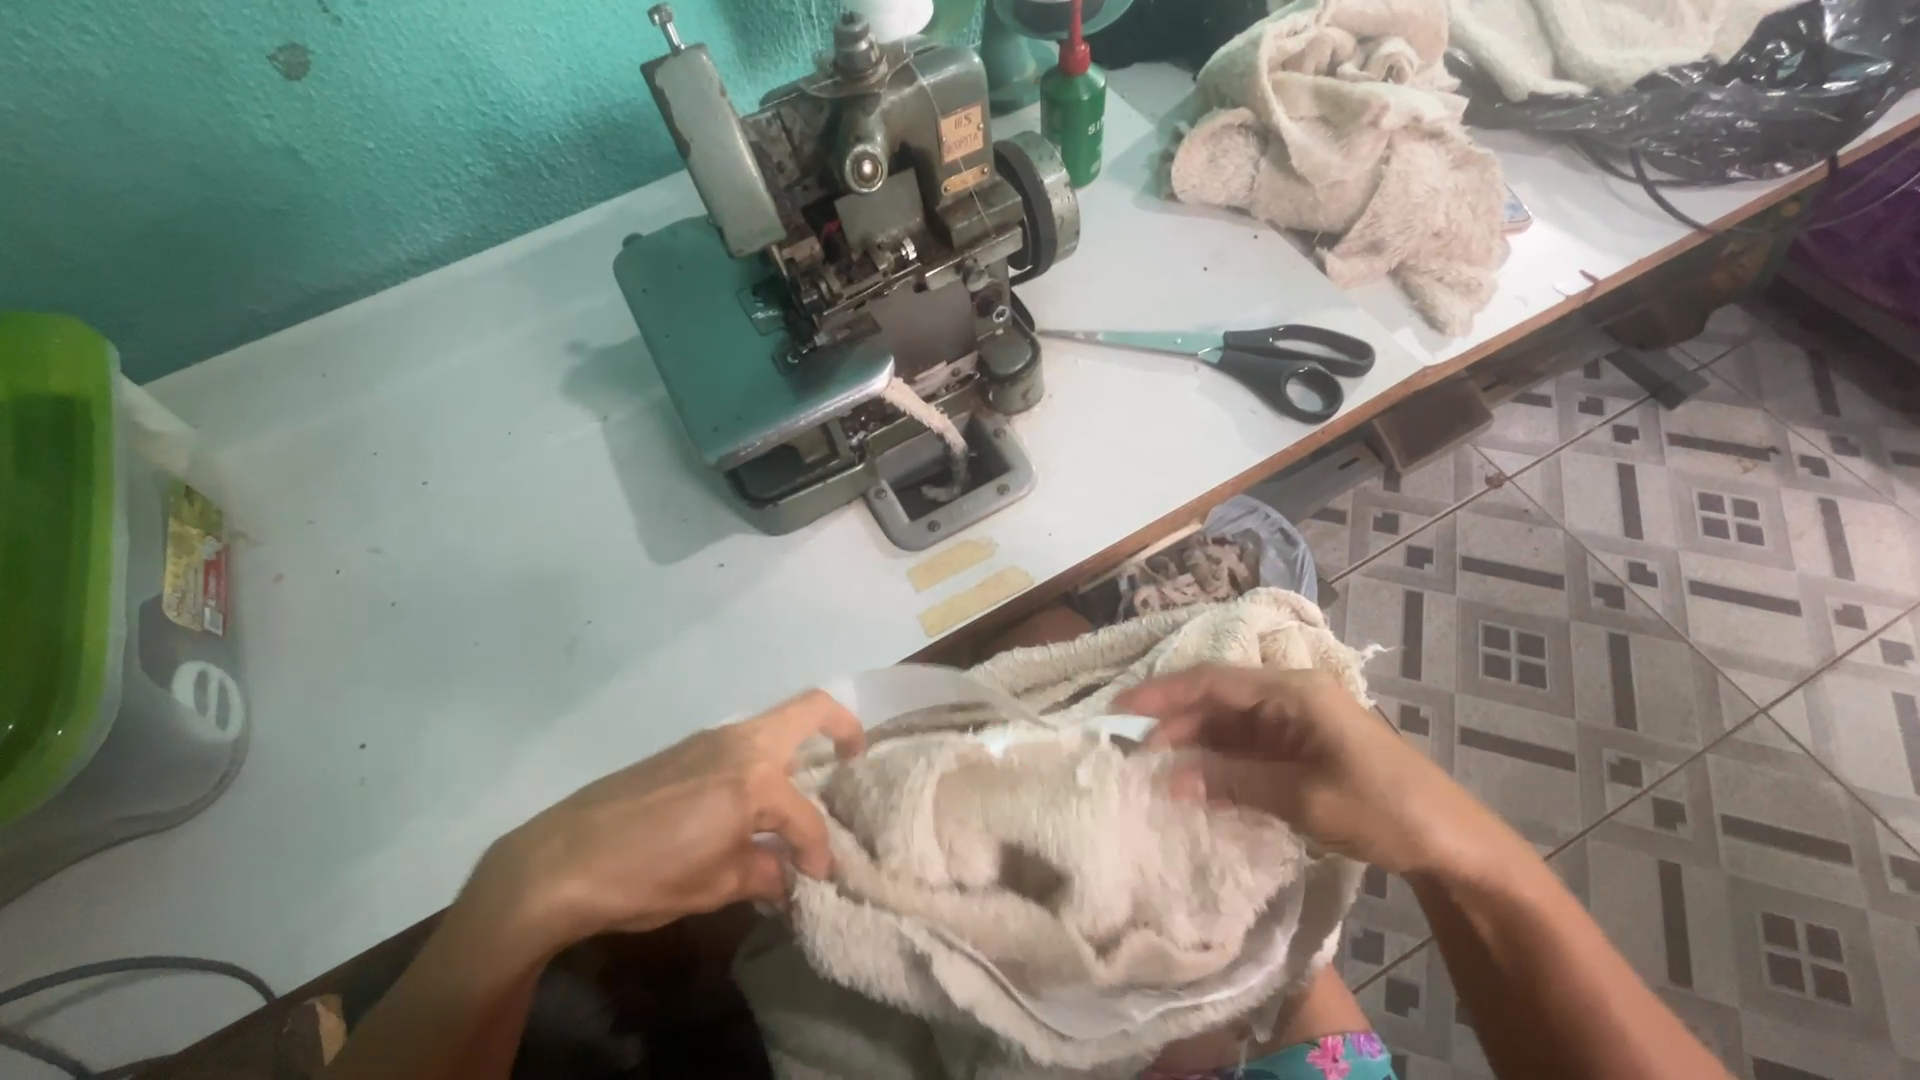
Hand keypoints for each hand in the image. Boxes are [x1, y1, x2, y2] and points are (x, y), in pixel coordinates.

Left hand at [461, 690, 864, 947]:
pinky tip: (745, 808)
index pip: (806, 817)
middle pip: (806, 710)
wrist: (556, 862)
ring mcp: (706, 740)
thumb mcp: (714, 886)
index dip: (819, 851)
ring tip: (797, 799)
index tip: (817, 879)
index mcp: (753, 776)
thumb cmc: (644, 876)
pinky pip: (738, 746)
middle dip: (842, 726)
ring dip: (794, 752)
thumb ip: (764, 873)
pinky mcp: (681, 750)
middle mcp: (737, 743)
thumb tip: (788, 875)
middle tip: (854, 758)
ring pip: (771, 727)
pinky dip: (758, 766)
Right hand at [1116, 666, 1515, 878]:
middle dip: (1173, 723)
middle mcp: (1289, 697)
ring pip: (1228, 725)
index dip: (1163, 692)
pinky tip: (1195, 783)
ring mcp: (1295, 723)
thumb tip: (1169, 778)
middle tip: (1132, 752)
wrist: (1453, 842)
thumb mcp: (1303, 798)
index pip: (1213, 681)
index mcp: (1293, 691)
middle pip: (1217, 700)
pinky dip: (1219, 764)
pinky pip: (1246, 748)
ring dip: (1194, 746)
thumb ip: (1233, 782)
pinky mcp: (1300, 749)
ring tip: (1156, 771)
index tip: (1119, 709)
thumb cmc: (1383, 809)